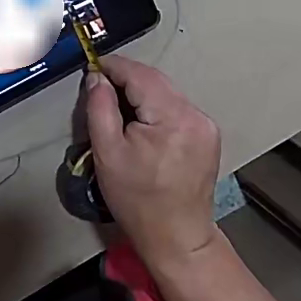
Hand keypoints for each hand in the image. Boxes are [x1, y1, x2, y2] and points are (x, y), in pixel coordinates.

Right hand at [83, 55, 222, 272]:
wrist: (176, 236)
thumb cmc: (137, 200)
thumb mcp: (108, 153)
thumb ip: (100, 108)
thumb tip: (96, 78)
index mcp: (173, 117)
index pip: (141, 75)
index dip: (114, 66)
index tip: (92, 64)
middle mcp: (196, 115)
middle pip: (157, 81)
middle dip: (127, 78)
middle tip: (99, 83)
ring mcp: (206, 125)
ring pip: (167, 93)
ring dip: (142, 92)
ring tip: (117, 103)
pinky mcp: (208, 135)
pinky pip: (177, 107)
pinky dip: (157, 106)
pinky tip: (141, 120)